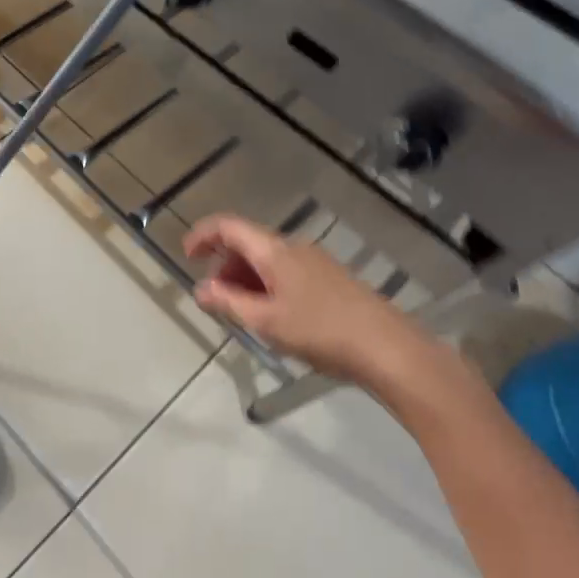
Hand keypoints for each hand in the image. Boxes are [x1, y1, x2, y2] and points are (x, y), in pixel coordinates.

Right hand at [183, 213, 439, 387]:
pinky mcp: (333, 281)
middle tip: (215, 295)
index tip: (186, 256)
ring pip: (269, 259)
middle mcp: (295, 248)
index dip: (202, 235)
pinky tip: (274, 315)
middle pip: (248, 242)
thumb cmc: (322, 332)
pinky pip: (288, 271)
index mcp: (274, 251)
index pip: (228, 226)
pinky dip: (269, 284)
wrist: (392, 351)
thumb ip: (229, 302)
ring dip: (247, 277)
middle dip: (224, 263)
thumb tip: (200, 288)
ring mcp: (317, 263)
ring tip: (243, 310)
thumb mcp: (266, 322)